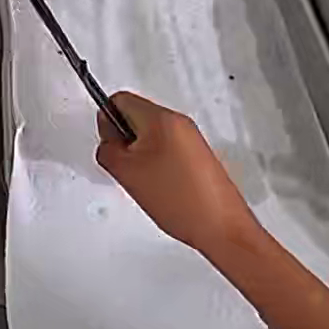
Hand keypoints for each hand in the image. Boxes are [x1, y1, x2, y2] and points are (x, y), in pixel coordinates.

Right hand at [95, 91, 263, 258]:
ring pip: (149, 133)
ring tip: (145, 179)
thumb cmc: (182, 201)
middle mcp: (179, 122)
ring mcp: (191, 138)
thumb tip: (107, 140)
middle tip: (127, 164)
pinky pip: (166, 147)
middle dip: (124, 138)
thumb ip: (106, 148)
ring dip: (140, 152)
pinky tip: (160, 186)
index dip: (107, 121)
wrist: (222, 229)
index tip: (111, 143)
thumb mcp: (125, 172)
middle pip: (135, 114)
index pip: (119, 100)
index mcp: (160, 119)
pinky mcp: (198, 154)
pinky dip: (156, 162)